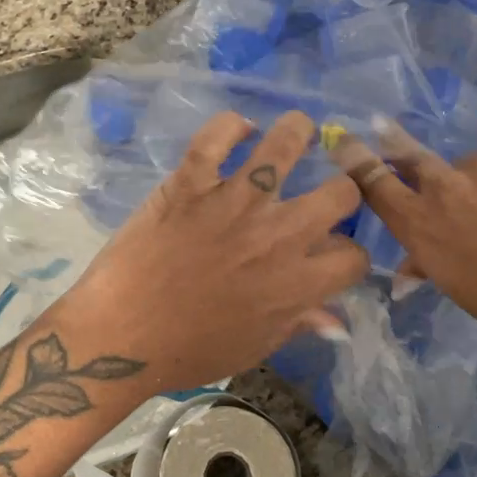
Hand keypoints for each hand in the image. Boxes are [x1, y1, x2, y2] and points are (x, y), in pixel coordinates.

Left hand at [55, 110, 368, 395]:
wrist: (122, 336)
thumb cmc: (189, 351)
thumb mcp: (254, 347)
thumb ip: (298, 323)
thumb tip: (334, 320)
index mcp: (298, 282)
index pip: (354, 255)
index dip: (350, 253)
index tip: (333, 251)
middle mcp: (278, 234)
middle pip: (341, 192)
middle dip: (344, 187)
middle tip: (327, 188)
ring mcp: (234, 202)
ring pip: (285, 144)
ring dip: (298, 132)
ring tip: (297, 130)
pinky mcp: (191, 183)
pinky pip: (216, 137)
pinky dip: (231, 125)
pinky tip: (239, 128)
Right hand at [335, 105, 476, 365]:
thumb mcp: (467, 294)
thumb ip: (433, 264)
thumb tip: (409, 266)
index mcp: (423, 232)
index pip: (374, 185)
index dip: (356, 162)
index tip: (343, 143)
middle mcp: (446, 191)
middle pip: (408, 154)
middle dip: (394, 141)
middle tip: (385, 127)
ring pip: (474, 155)